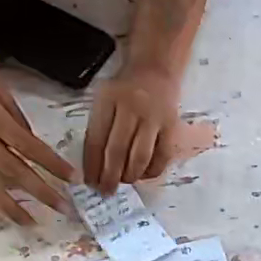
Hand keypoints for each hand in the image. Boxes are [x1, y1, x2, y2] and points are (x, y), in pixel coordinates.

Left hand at [83, 69, 180, 191]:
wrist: (155, 68)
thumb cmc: (124, 89)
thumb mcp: (104, 99)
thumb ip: (98, 127)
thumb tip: (93, 167)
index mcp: (108, 100)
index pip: (95, 139)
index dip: (91, 165)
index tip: (89, 182)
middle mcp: (131, 108)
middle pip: (117, 150)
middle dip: (109, 176)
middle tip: (105, 191)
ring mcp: (153, 117)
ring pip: (140, 156)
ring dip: (130, 175)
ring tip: (123, 182)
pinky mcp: (171, 126)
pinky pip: (162, 155)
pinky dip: (152, 170)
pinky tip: (143, 175)